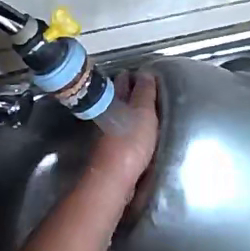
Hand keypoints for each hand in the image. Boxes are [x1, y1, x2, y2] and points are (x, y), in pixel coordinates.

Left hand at [83, 71, 158, 204]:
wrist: (114, 177)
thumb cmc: (131, 141)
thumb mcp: (143, 112)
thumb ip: (144, 93)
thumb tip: (144, 72)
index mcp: (114, 101)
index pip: (122, 82)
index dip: (131, 76)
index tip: (141, 73)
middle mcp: (106, 114)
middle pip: (117, 97)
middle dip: (127, 91)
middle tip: (144, 88)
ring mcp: (105, 133)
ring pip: (117, 115)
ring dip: (127, 110)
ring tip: (144, 110)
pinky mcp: (109, 151)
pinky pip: (120, 132)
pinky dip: (128, 128)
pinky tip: (137, 133)